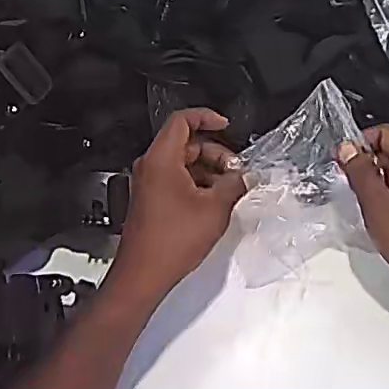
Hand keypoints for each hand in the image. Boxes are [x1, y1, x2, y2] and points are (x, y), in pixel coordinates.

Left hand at [113, 108, 246, 296]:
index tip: (224, 124)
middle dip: (215, 152)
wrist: (144, 272)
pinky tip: (213, 201)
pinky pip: (174, 179)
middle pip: (185, 142)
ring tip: (229, 188)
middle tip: (236, 168)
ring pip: (181, 162)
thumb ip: (234, 184)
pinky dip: (195, 183)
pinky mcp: (150, 199)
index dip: (206, 117)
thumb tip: (244, 176)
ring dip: (207, 169)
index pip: (181, 120)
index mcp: (161, 159)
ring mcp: (148, 183)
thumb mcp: (215, 208)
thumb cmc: (169, 242)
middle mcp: (150, 167)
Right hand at [338, 125, 388, 317]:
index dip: (358, 145)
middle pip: (385, 150)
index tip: (341, 166)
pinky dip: (381, 198)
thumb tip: (346, 148)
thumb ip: (359, 171)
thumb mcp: (378, 202)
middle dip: (363, 166)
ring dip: (371, 184)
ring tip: (364, 204)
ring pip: (388, 172)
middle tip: (350, 189)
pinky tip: (374, 215)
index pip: (382, 133)